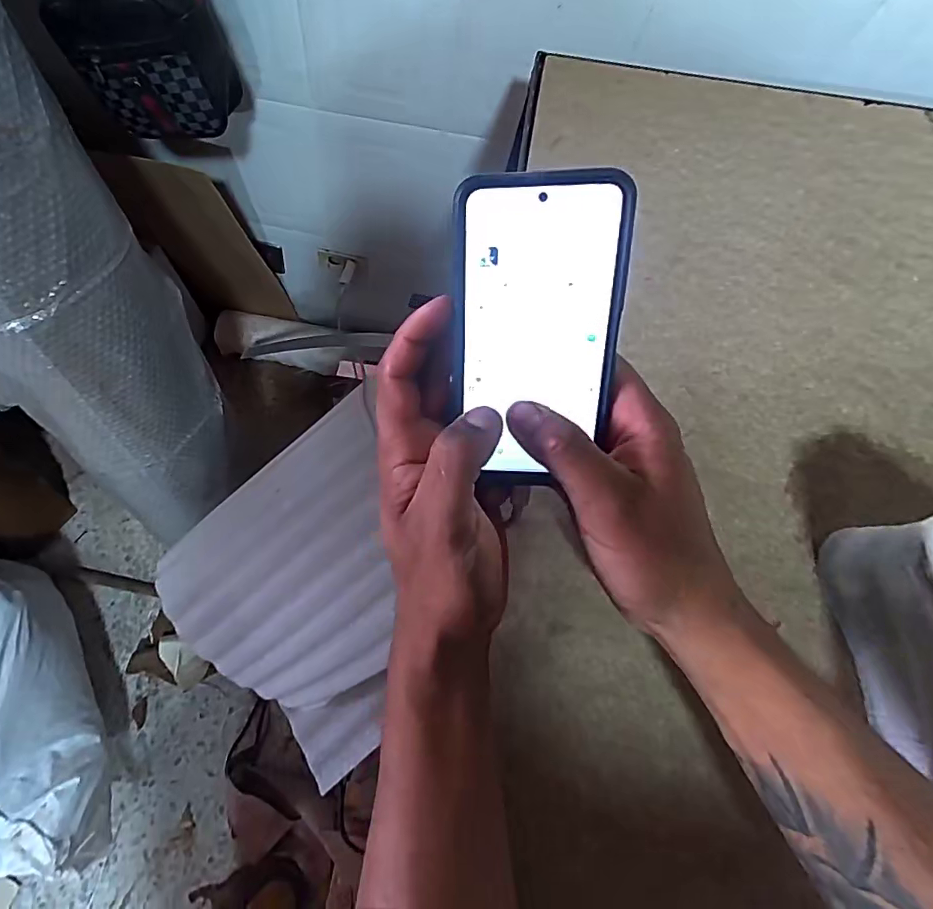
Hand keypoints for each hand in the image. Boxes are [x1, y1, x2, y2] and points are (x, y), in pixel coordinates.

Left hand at [376, 296, 508, 655]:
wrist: (456, 625)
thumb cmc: (438, 577)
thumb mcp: (442, 517)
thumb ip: (457, 460)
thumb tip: (483, 411)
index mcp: (403, 452)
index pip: (399, 382)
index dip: (413, 340)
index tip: (441, 308)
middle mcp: (424, 449)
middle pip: (432, 385)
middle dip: (454, 349)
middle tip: (491, 320)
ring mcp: (452, 465)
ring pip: (465, 409)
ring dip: (486, 381)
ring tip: (519, 352)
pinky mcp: (479, 481)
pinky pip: (492, 438)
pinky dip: (508, 419)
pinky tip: (533, 407)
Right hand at [505, 360, 743, 636]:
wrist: (681, 614)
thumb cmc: (655, 554)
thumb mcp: (606, 497)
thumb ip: (564, 448)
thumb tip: (521, 406)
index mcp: (644, 423)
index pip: (604, 367)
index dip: (566, 350)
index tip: (520, 342)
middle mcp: (630, 434)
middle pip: (582, 395)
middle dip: (541, 385)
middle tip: (491, 373)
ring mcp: (615, 462)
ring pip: (571, 427)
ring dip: (537, 421)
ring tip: (491, 404)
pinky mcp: (601, 487)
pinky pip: (567, 457)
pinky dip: (541, 452)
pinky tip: (508, 450)